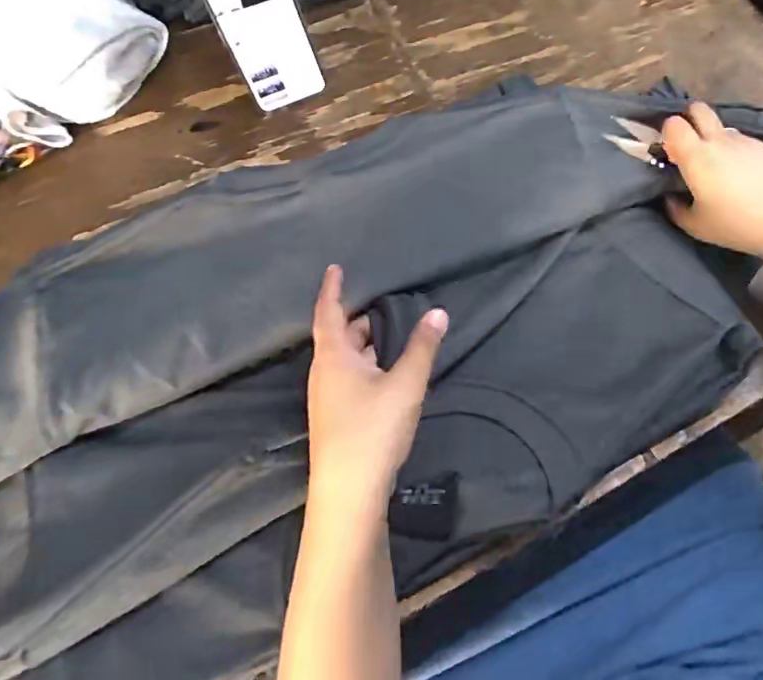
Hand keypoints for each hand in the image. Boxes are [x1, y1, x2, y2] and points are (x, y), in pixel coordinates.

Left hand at [305, 265, 446, 513]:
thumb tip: (438, 312)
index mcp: (333, 357)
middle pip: (339, 335)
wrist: (348, 496)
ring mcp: (328, 398)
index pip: (328, 313)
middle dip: (359, 318)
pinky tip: (387, 370)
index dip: (332, 289)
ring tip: (392, 331)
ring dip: (365, 342)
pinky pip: (350, 376)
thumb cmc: (372, 431)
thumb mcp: (405, 385)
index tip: (335, 268)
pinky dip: (366, 363)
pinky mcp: (337, 417)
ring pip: (345, 358)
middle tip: (384, 302)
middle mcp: (324, 373)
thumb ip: (422, 347)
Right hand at [661, 102, 762, 267]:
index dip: (668, 133)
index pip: (673, 123)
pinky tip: (746, 177)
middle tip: (691, 147)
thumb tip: (670, 197)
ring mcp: (745, 141)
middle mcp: (719, 141)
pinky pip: (742, 142)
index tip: (672, 153)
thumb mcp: (695, 226)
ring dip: (715, 141)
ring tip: (723, 170)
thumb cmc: (735, 225)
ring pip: (721, 128)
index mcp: (697, 156)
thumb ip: (675, 208)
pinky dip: (737, 153)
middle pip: (698, 109)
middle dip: (690, 121)